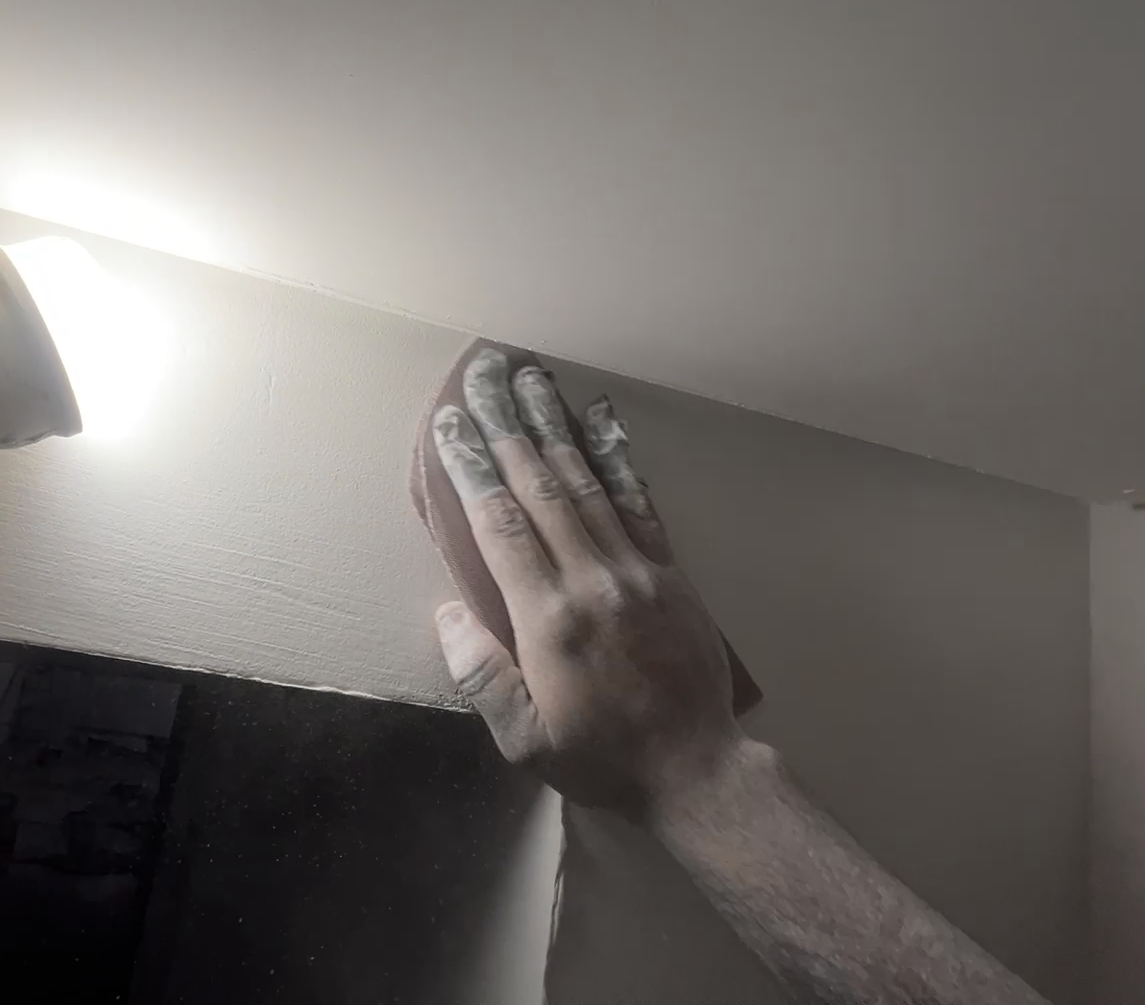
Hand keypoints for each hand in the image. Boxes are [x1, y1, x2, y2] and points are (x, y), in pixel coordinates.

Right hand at [430, 349, 739, 813]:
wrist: (698, 771)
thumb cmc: (600, 757)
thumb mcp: (524, 740)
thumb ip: (481, 676)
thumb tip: (445, 612)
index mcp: (549, 617)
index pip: (499, 524)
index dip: (472, 468)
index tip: (450, 424)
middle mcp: (591, 577)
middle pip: (540, 484)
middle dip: (506, 424)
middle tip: (483, 373)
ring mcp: (636, 567)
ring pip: (585, 479)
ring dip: (553, 423)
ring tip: (530, 377)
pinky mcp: (669, 568)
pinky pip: (637, 498)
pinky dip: (615, 453)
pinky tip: (600, 416)